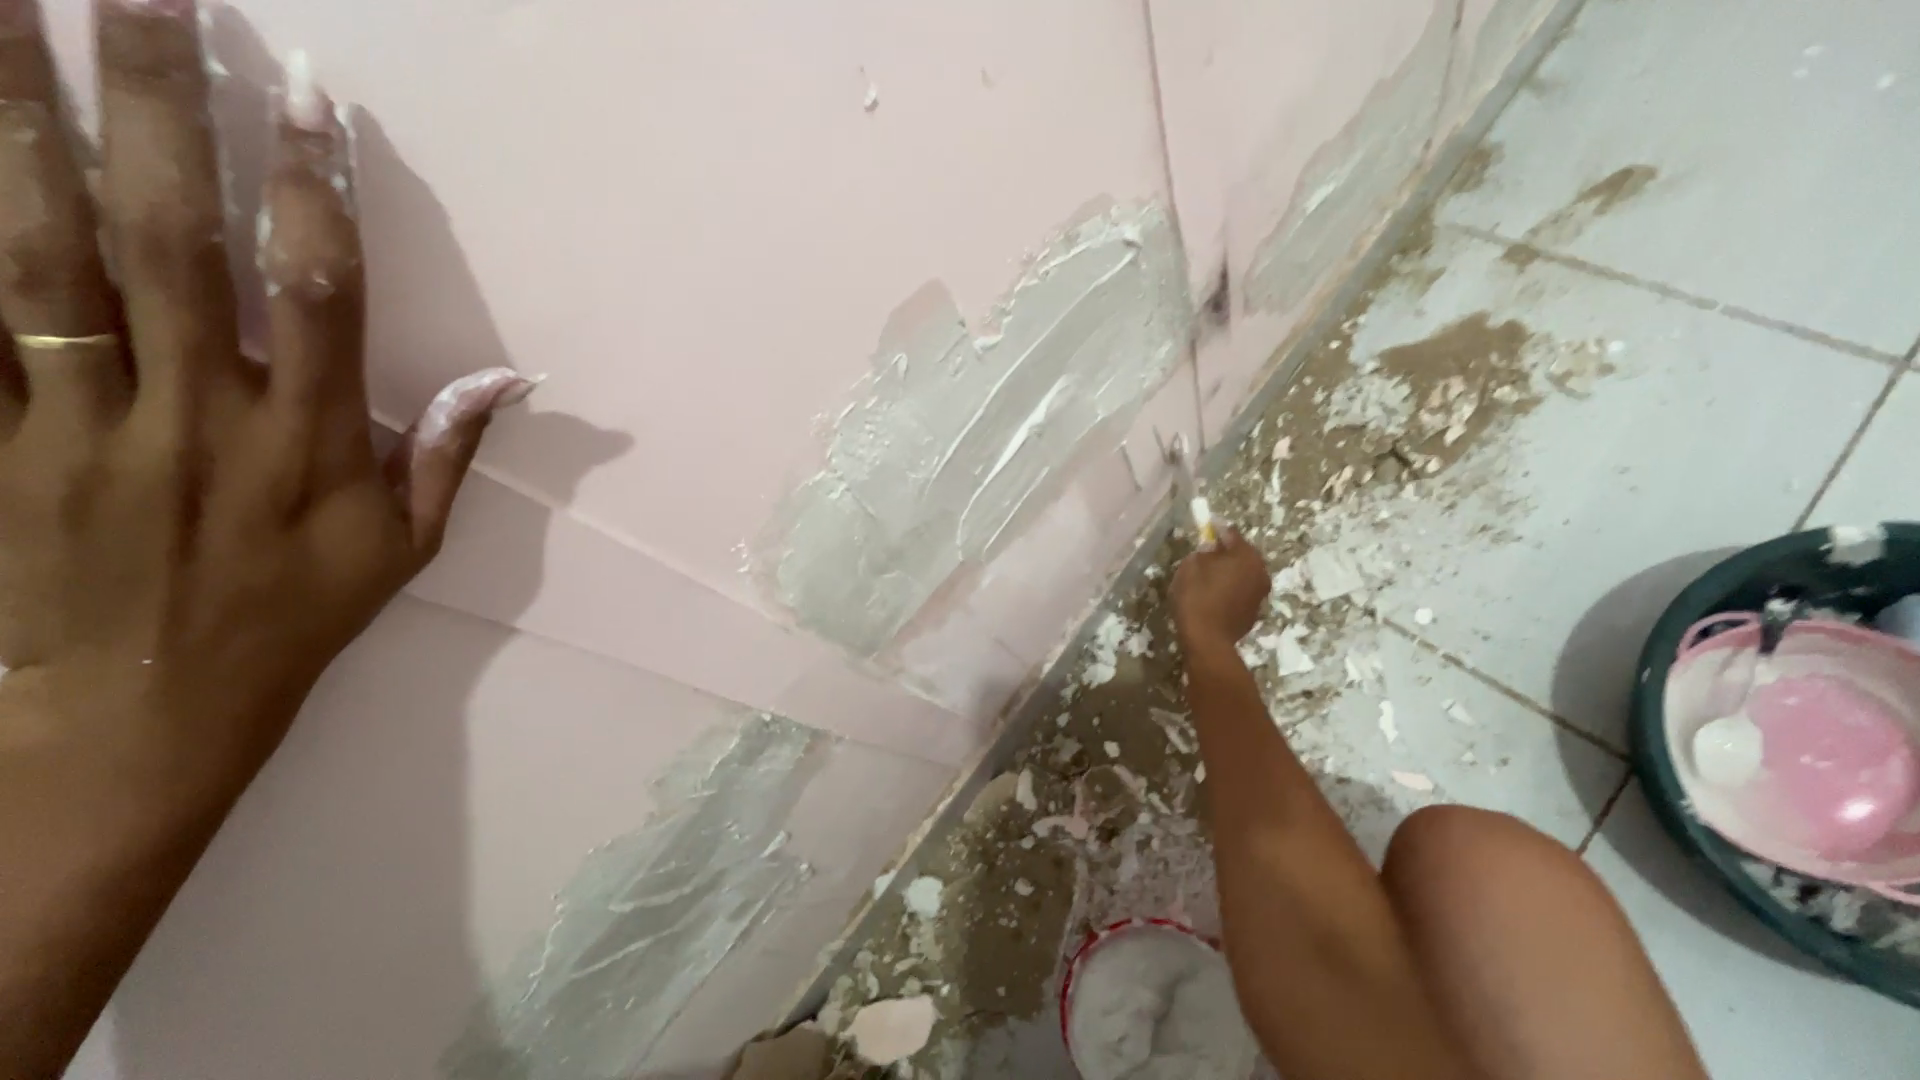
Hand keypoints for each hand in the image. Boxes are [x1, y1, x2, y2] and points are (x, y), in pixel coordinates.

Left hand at [0, 1, 528, 796]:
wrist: (136, 716)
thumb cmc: (291, 620)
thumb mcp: (403, 550)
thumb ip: (447, 453)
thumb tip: (508, 376)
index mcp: (307, 441)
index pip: (319, 291)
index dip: (314, 189)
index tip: (309, 95)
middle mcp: (197, 412)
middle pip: (170, 239)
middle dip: (158, 106)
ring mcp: (79, 419)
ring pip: (41, 254)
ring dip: (19, 124)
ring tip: (7, 6)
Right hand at [1170, 527, 1269, 654]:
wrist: (1208, 641)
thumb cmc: (1197, 598)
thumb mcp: (1191, 567)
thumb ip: (1203, 552)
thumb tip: (1211, 548)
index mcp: (1246, 556)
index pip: (1232, 534)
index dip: (1217, 528)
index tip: (1207, 525)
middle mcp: (1260, 572)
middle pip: (1242, 555)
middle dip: (1227, 552)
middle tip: (1208, 552)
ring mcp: (1260, 595)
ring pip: (1244, 574)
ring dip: (1230, 572)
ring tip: (1210, 575)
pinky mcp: (1254, 613)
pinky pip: (1242, 592)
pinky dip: (1231, 590)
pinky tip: (1215, 596)